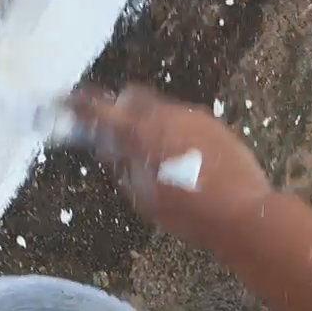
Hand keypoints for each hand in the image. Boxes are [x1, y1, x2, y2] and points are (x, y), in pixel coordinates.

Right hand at [71, 85, 272, 250]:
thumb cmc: (188, 214)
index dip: (80, 104)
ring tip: (148, 148)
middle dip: (118, 108)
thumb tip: (112, 151)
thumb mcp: (144, 198)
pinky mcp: (214, 124)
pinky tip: (177, 154)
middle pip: (132, 97)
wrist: (244, 213)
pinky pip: (182, 119)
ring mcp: (194, 116)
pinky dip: (171, 130)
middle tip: (112, 130)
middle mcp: (167, 115)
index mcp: (142, 133)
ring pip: (159, 107)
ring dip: (147, 121)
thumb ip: (123, 168)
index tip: (67, 102)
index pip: (101, 109)